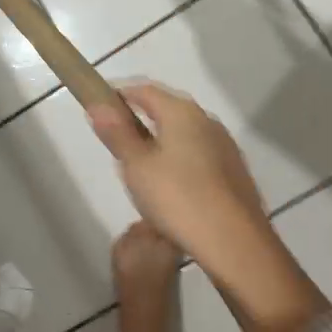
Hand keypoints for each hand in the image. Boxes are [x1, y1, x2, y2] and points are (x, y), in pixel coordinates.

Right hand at [89, 82, 331, 331]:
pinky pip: (198, 154)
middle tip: (117, 139)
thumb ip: (117, 133)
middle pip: (167, 108)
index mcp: (182, 112)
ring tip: (140, 166)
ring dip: (161, 140)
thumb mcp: (136, 166)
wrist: (234, 242)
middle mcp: (207, 120)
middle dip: (140, 117)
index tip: (99, 107)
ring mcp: (225, 146)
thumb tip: (98, 105)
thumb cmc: (177, 197)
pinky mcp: (234, 171)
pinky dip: (179, 159)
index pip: (145, 89)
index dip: (120, 94)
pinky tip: (171, 185)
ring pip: (185, 133)